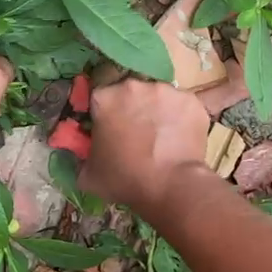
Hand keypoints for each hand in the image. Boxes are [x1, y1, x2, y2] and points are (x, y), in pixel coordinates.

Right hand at [79, 79, 210, 213]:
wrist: (171, 186)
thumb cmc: (124, 179)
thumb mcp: (88, 174)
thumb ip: (81, 157)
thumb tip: (82, 153)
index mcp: (104, 98)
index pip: (99, 98)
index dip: (104, 114)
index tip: (109, 130)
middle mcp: (133, 86)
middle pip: (129, 92)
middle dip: (131, 108)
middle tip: (136, 134)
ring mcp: (165, 90)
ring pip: (157, 96)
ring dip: (156, 111)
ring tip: (161, 137)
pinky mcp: (191, 100)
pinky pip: (181, 106)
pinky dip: (180, 118)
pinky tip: (179, 138)